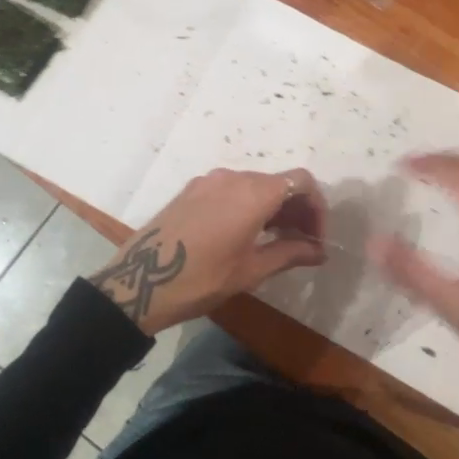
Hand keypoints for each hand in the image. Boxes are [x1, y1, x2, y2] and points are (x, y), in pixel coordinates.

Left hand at [89, 168, 328, 334]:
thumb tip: (319, 251)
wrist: (139, 281)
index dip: (317, 207)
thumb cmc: (201, 279)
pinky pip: (231, 190)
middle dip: (296, 209)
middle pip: (278, 182)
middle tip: (302, 243)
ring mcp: (208, 181)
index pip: (302, 182)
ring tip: (276, 242)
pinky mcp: (191, 191)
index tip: (317, 238)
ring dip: (273, 208)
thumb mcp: (251, 271)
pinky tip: (245, 235)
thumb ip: (290, 253)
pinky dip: (248, 206)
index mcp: (253, 193)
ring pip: (254, 186)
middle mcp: (232, 177)